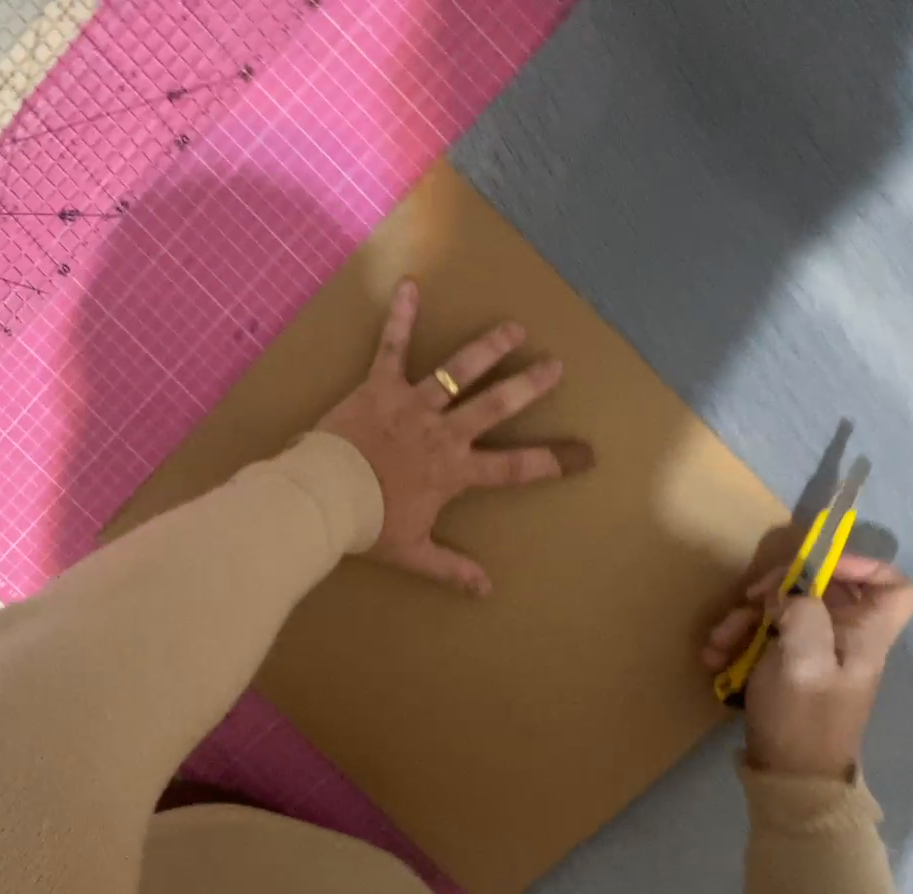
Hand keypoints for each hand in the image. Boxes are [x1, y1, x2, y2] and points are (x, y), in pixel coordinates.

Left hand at [315, 277, 592, 596]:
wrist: (325, 499)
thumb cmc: (369, 524)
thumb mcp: (412, 551)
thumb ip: (450, 568)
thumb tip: (485, 590)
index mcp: (455, 471)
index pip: (515, 468)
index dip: (554, 461)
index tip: (587, 454)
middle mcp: (443, 432)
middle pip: (495, 405)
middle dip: (529, 385)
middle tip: (555, 366)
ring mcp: (413, 405)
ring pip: (457, 370)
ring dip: (488, 347)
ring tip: (513, 328)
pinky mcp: (379, 386)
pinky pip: (391, 347)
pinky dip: (400, 316)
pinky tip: (411, 285)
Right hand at [700, 555, 912, 778]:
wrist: (788, 776)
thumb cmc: (802, 719)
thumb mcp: (803, 663)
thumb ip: (803, 615)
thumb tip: (787, 593)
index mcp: (865, 635)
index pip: (893, 586)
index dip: (861, 566)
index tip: (815, 567)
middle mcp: (844, 637)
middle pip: (821, 589)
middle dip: (777, 590)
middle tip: (749, 598)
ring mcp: (813, 651)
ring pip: (782, 611)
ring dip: (744, 619)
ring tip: (718, 642)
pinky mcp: (785, 666)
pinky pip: (762, 636)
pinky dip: (736, 641)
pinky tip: (715, 657)